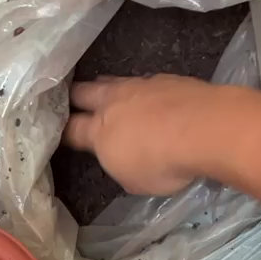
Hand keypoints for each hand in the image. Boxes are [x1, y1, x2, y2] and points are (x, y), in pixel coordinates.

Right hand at [63, 75, 252, 194]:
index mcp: (99, 133)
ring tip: (101, 90)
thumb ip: (122, 167)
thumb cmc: (163, 164)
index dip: (61, 131)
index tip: (55, 131)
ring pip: (111, 81)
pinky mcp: (165, 78)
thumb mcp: (134, 181)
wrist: (205, 128)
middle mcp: (113, 103)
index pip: (70, 130)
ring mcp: (139, 86)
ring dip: (103, 86)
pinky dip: (138, 89)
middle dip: (73, 97)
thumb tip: (122, 157)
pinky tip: (146, 96)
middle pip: (83, 92)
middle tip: (68, 99)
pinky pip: (142, 81)